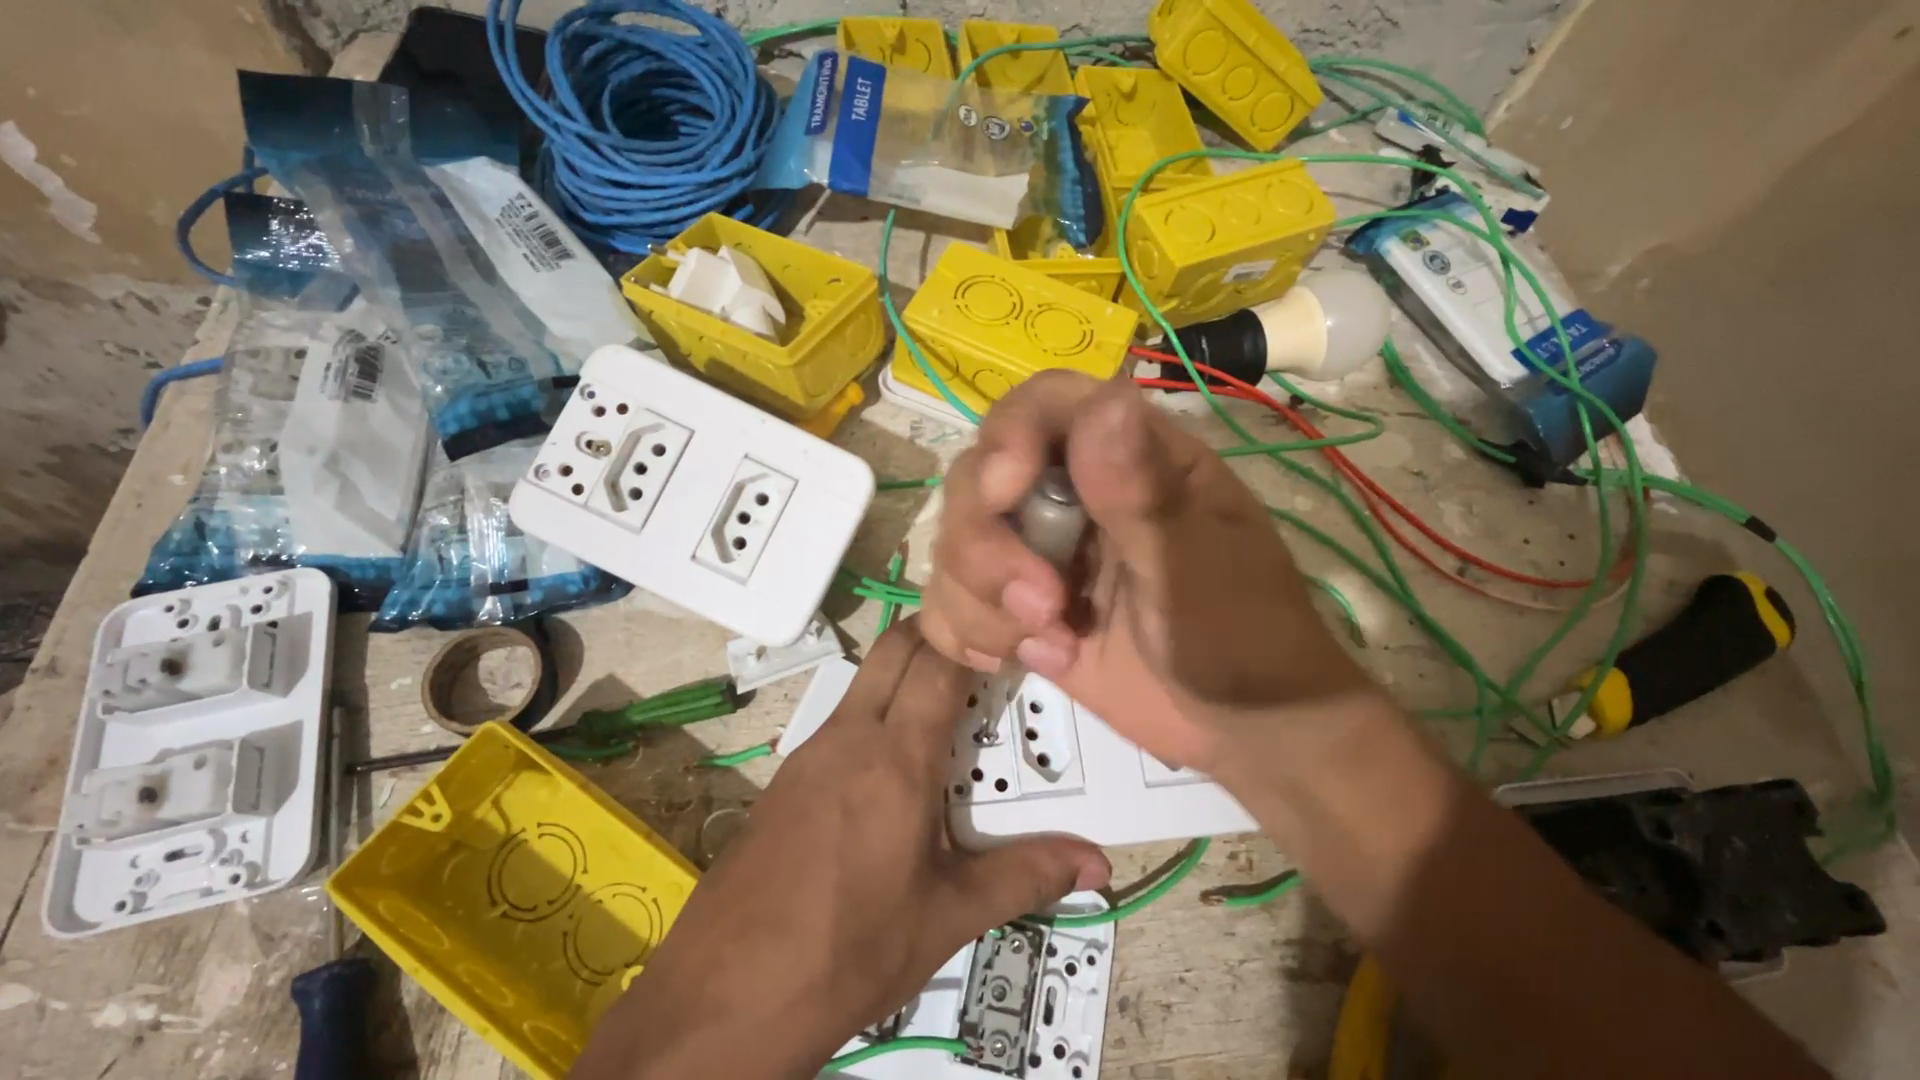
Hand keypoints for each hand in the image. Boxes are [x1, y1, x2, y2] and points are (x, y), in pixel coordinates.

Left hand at [573, 618, 1110, 1079]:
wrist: (724, 999)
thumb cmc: (850, 952)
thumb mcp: (947, 917)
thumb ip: (1025, 877)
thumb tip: (1098, 863)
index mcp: (894, 758)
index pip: (939, 661)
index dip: (978, 636)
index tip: (1015, 634)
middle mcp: (847, 738)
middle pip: (894, 648)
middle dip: (940, 633)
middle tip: (988, 654)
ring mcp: (807, 756)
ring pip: (863, 682)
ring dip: (906, 676)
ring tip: (954, 710)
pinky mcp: (783, 783)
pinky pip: (839, 724)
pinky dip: (875, 717)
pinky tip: (896, 771)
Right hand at [921, 373, 1372, 773]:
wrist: (1241, 727)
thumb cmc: (1242, 635)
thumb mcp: (1200, 566)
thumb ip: (1142, 493)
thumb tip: (1105, 403)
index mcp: (1128, 457)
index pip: (1046, 405)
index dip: (1010, 436)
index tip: (1003, 493)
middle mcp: (1071, 493)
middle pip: (976, 477)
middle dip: (985, 546)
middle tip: (1042, 607)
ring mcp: (1037, 552)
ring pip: (953, 543)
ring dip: (978, 599)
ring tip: (1050, 645)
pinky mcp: (1014, 608)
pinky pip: (949, 603)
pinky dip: (963, 631)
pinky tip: (1010, 659)